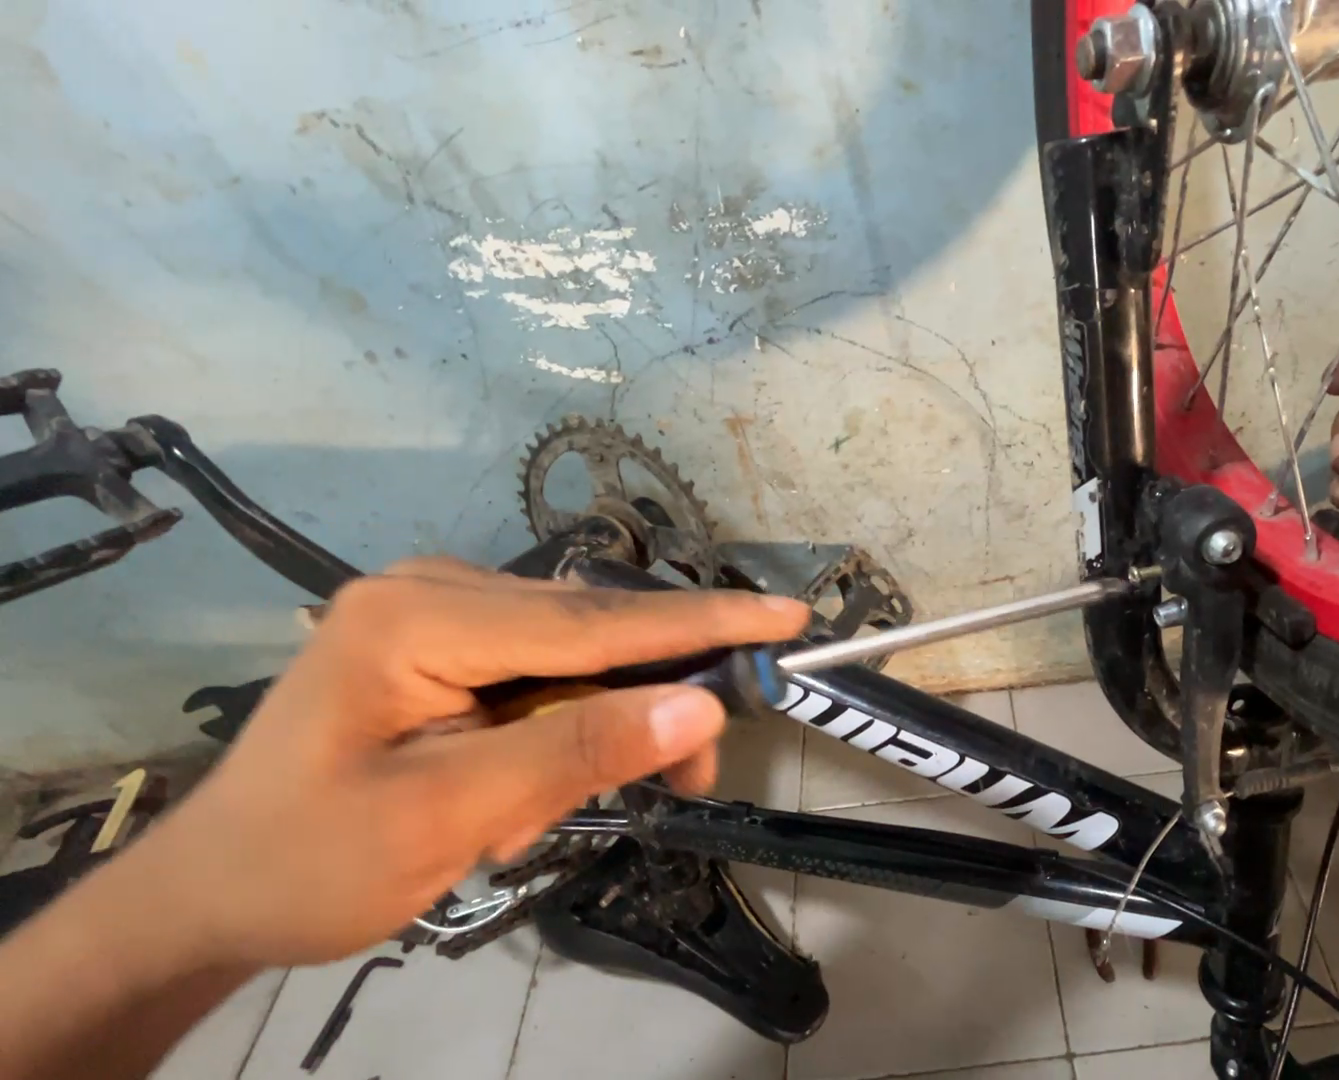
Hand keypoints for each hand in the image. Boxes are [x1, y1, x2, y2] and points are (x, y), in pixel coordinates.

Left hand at [116, 559, 808, 967]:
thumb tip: (702, 707)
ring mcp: (445, 608)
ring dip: (604, 726)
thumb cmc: (309, 865)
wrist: (209, 894)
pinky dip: (568, 726)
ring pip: (582, 654)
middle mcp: (439, 589)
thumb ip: (578, 752)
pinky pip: (552, 669)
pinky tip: (528, 784)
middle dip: (654, 701)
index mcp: (419, 617)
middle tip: (695, 772)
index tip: (789, 617)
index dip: (703, 625)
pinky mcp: (455, 639)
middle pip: (596, 635)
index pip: (597, 621)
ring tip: (553, 812)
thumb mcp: (448, 818)